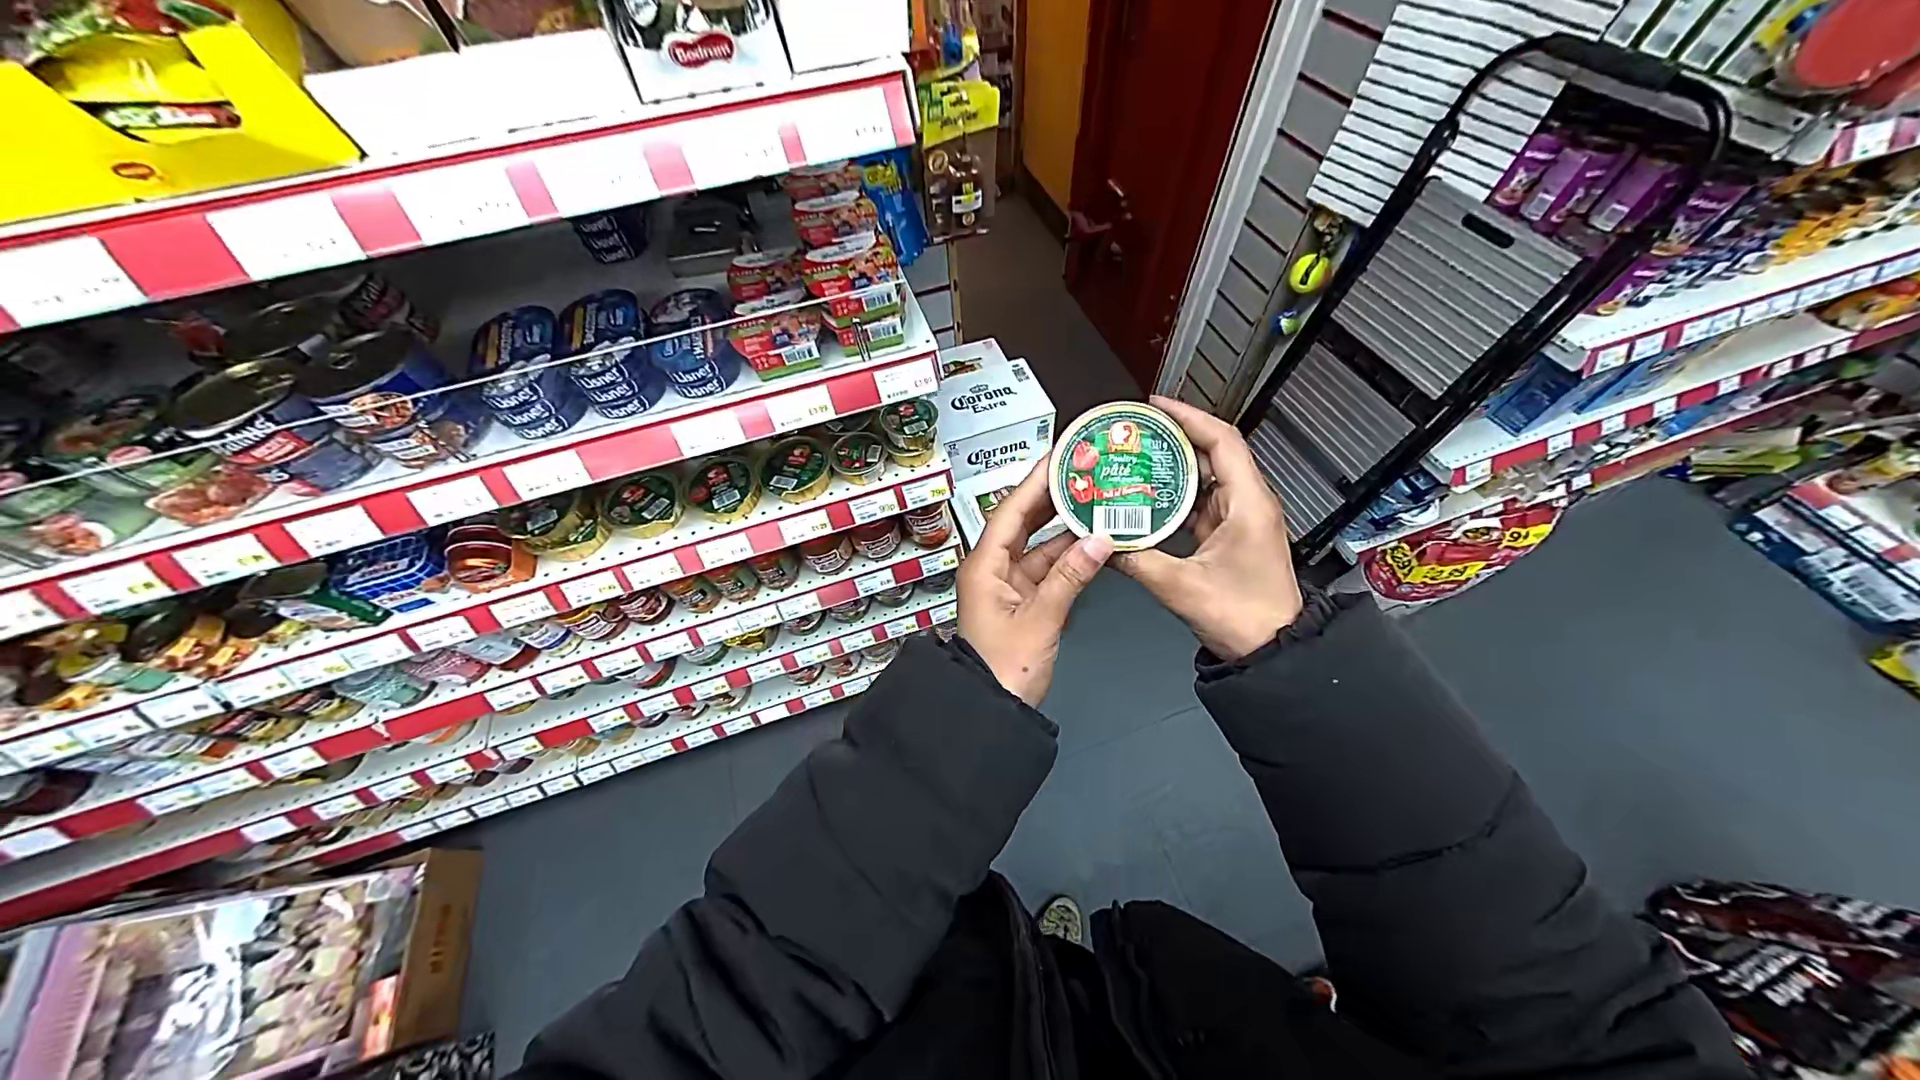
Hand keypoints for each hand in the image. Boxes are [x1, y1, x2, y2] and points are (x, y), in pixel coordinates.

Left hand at [957, 460, 1112, 704]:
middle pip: (1024, 523)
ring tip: (1095, 503)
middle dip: (1053, 498)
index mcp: (984, 566)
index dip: (1036, 481)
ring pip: (1039, 547)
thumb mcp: (1041, 619)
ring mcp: (1008, 586)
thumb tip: (1098, 541)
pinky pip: (1047, 570)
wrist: (991, 710)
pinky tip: (1092, 546)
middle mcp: (992, 570)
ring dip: (1066, 530)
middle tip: (1082, 473)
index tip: (1059, 457)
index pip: (1011, 510)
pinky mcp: (1022, 603)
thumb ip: (1072, 577)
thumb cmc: (1000, 671)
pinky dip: (1069, 559)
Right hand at [1111, 396, 1303, 660]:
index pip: (1221, 440)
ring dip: (1171, 469)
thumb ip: (1137, 560)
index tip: (1156, 407)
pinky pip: (1199, 503)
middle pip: (1210, 453)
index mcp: (1249, 504)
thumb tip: (1105, 543)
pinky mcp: (1230, 534)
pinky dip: (1174, 497)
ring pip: (1203, 478)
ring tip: (1137, 461)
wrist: (1273, 648)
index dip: (1188, 417)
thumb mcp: (1181, 586)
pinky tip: (1148, 501)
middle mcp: (1249, 504)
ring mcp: (1240, 519)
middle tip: (1138, 434)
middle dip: (1172, 439)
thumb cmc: (1250, 618)